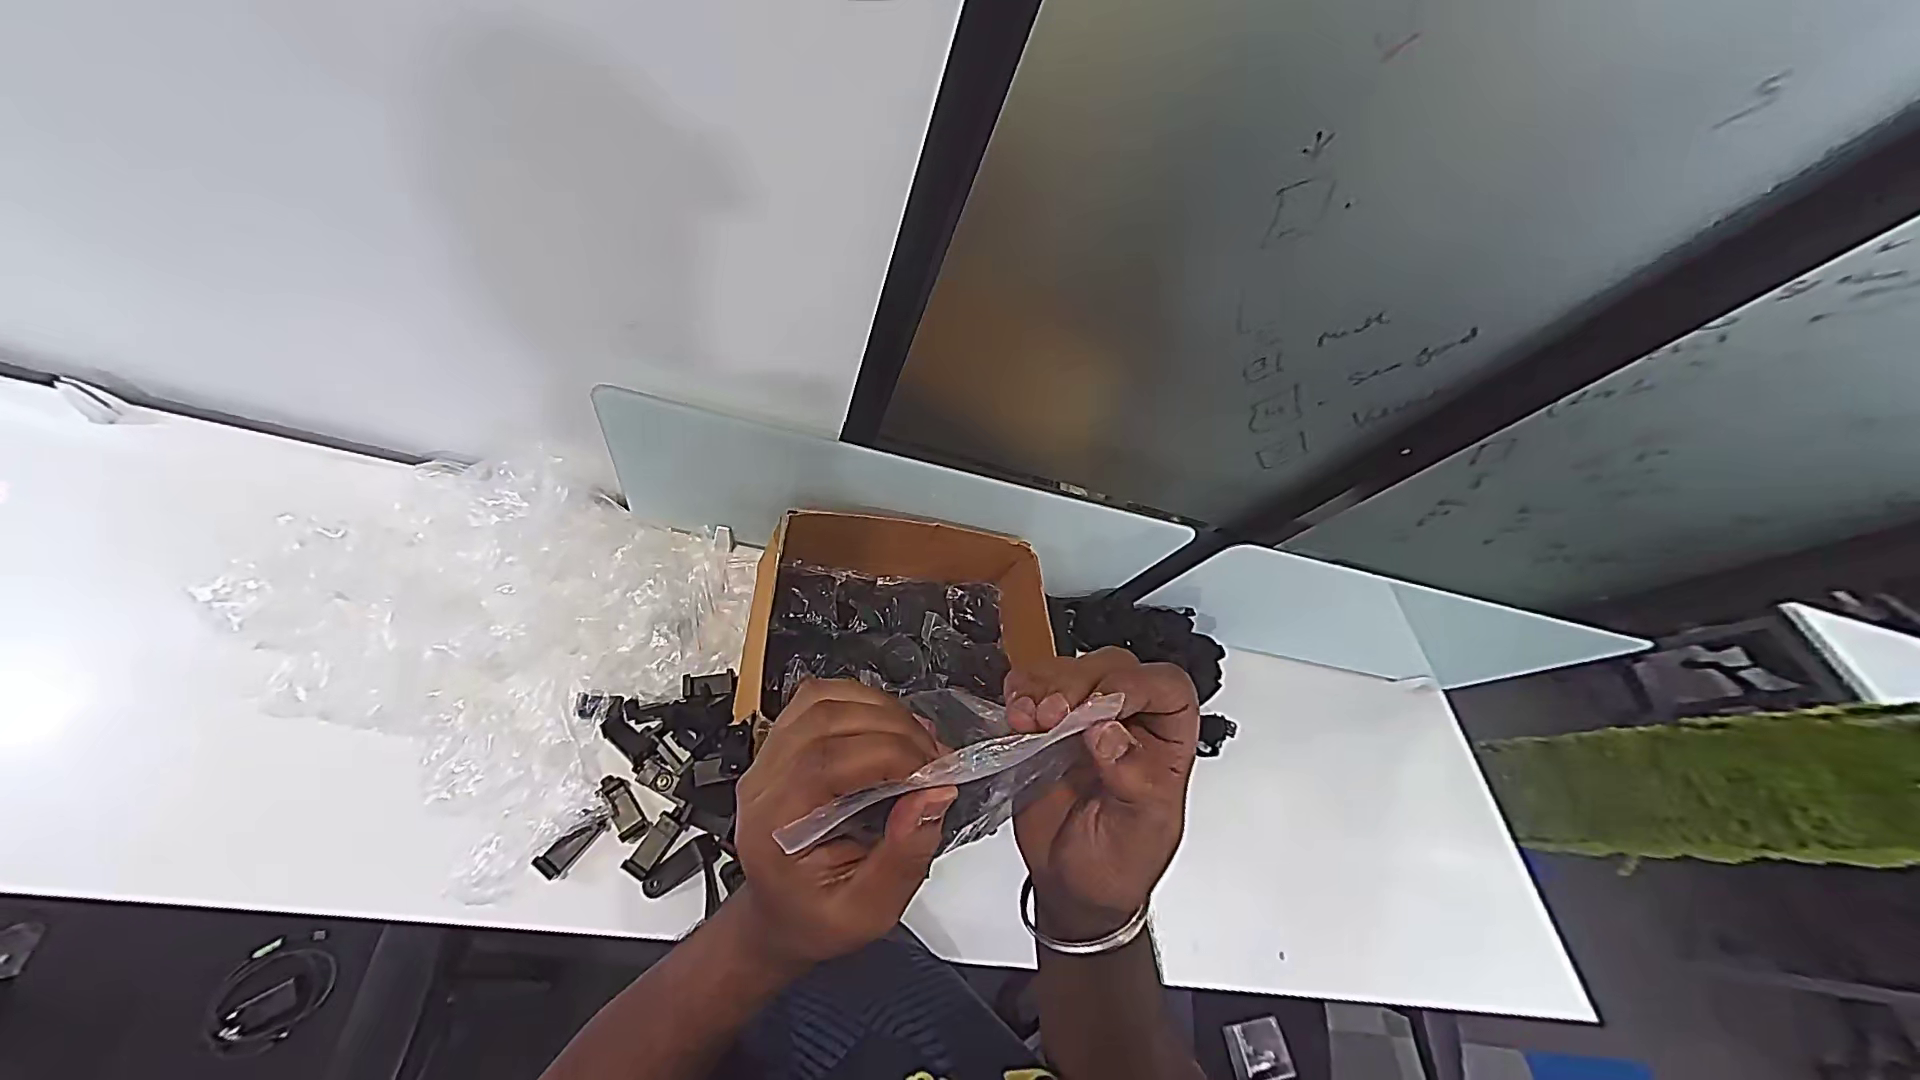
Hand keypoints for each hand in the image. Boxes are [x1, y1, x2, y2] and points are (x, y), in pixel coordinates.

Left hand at [731, 678, 956, 970]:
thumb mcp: (867, 912)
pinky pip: (818, 696)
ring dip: (881, 709)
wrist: (781, 911)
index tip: (932, 772)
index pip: (826, 762)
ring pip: (822, 698)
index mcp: (774, 825)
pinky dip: (862, 699)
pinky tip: (889, 724)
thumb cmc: (814, 915)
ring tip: (916, 741)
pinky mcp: (784, 738)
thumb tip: (934, 797)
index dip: (889, 755)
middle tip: (935, 757)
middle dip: (895, 730)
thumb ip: (903, 858)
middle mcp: (764, 780)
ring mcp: (770, 754)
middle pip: (827, 721)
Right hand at [1005, 648, 1199, 939]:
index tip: (1102, 706)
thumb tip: (1108, 733)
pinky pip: (1031, 686)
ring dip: (1042, 686)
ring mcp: (1083, 713)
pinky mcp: (1044, 718)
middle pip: (1110, 668)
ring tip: (1026, 719)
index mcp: (1166, 738)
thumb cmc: (1118, 863)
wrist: (1071, 882)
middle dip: (1077, 684)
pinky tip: (1014, 716)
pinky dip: (1019, 693)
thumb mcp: (1137, 831)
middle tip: (1053, 716)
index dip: (1137, 686)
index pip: (1166, 687)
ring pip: (1068, 669)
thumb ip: (1131, 781)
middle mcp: (1128, 717)